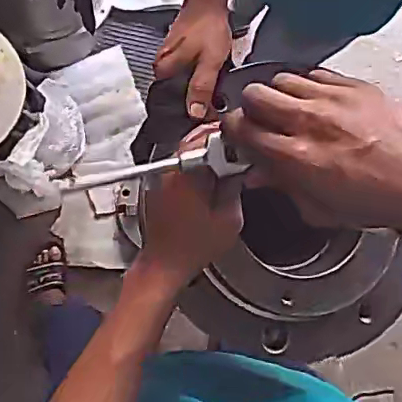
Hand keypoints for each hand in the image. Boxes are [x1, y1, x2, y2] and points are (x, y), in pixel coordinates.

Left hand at [136, 127, 243, 293]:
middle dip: (218, 144)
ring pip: (187, 150)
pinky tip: (207, 184)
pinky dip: (195, 167)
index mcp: (190, 172)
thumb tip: (240, 169)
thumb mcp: (230, 219)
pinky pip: (180, 165)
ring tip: (223, 171)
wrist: (164, 264)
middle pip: (196, 138)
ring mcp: (163, 176)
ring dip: (206, 154)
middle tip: (235, 157)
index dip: (230, 139)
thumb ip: (235, 187)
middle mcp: (172, 169)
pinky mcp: (160, 185)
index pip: (211, 136)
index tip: (241, 149)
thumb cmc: (192, 247)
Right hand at [154, 3, 231, 119]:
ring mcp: (167, 58)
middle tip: (214, 102)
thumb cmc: (208, 27)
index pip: (172, 102)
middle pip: (176, 94)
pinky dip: (195, 76)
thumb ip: (202, 87)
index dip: (191, 110)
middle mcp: (160, 65)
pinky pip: (184, 72)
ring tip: (213, 89)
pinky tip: (207, 74)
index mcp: (163, 70)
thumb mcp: (210, 61)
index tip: (207, 113)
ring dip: (196, 88)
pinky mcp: (176, 52)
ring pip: (181, 83)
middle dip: (194, 100)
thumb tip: (194, 112)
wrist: (208, 2)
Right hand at [224, 70, 401, 233]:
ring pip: (282, 79)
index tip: (237, 136)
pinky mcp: (356, 87)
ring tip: (289, 112)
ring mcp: (336, 100)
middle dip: (250, 109)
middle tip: (259, 121)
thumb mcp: (322, 209)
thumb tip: (260, 174)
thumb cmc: (384, 201)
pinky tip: (316, 103)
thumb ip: (283, 188)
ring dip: (279, 95)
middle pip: (255, 94)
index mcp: (299, 157)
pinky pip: (316, 74)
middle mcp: (313, 122)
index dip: (232, 132)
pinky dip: (308, 87)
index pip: (242, 129)